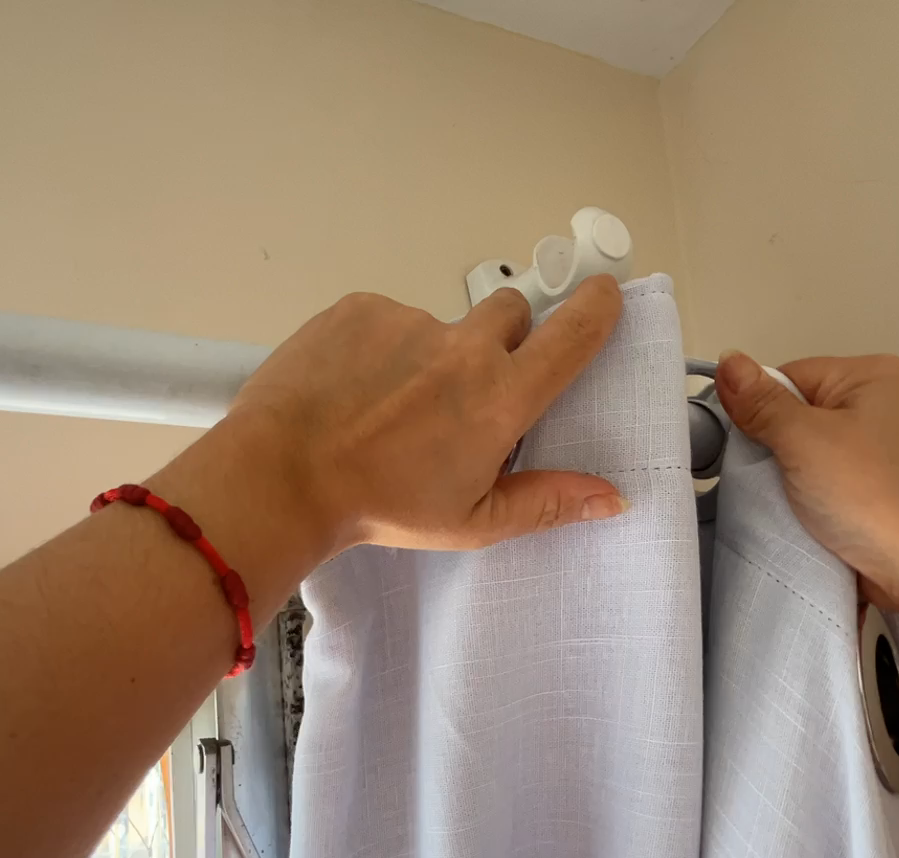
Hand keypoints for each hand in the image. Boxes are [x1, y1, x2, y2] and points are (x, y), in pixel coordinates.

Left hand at [226, 276, 629, 552]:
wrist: (284, 477)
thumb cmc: (382, 507)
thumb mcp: (471, 521)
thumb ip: (547, 502)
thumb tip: (614, 498)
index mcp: (499, 398)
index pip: (572, 333)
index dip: (596, 308)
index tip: (602, 295)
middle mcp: (463, 347)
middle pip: (510, 311)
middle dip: (504, 339)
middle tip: (465, 388)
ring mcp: (407, 319)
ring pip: (439, 325)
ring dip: (428, 356)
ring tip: (386, 407)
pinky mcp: (359, 307)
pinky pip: (386, 320)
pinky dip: (380, 349)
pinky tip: (352, 390)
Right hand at [714, 351, 898, 623]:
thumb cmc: (887, 499)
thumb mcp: (805, 439)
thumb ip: (761, 403)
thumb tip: (731, 361)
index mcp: (870, 376)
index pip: (784, 378)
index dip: (755, 412)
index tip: (744, 447)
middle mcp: (882, 409)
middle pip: (794, 421)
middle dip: (770, 455)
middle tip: (769, 482)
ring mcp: (884, 456)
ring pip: (806, 463)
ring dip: (788, 489)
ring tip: (790, 510)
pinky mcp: (880, 498)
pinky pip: (826, 494)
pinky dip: (809, 511)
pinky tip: (806, 528)